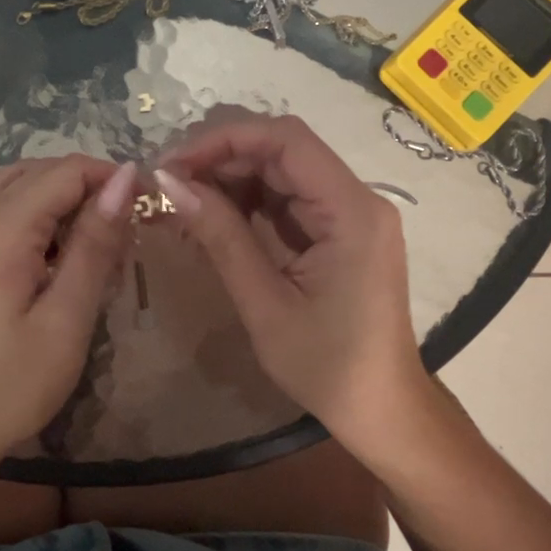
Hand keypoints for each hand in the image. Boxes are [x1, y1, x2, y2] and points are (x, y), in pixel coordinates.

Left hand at [0, 156, 139, 474]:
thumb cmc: (16, 379)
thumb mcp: (68, 315)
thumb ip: (95, 242)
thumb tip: (126, 178)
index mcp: (4, 225)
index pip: (68, 171)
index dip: (114, 179)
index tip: (151, 208)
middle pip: (45, 172)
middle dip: (92, 188)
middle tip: (130, 232)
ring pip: (25, 186)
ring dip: (68, 200)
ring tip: (102, 239)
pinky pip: (11, 210)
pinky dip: (44, 216)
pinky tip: (68, 254)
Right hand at [155, 116, 427, 451]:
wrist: (383, 411)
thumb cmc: (327, 366)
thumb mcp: (264, 303)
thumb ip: (220, 236)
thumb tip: (167, 183)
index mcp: (352, 212)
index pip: (286, 140)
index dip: (224, 139)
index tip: (173, 164)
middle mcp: (357, 199)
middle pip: (282, 149)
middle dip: (221, 156)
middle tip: (168, 182)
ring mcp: (349, 214)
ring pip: (281, 169)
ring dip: (229, 176)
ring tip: (181, 198)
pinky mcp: (337, 231)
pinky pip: (287, 197)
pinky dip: (246, 199)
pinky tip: (210, 215)